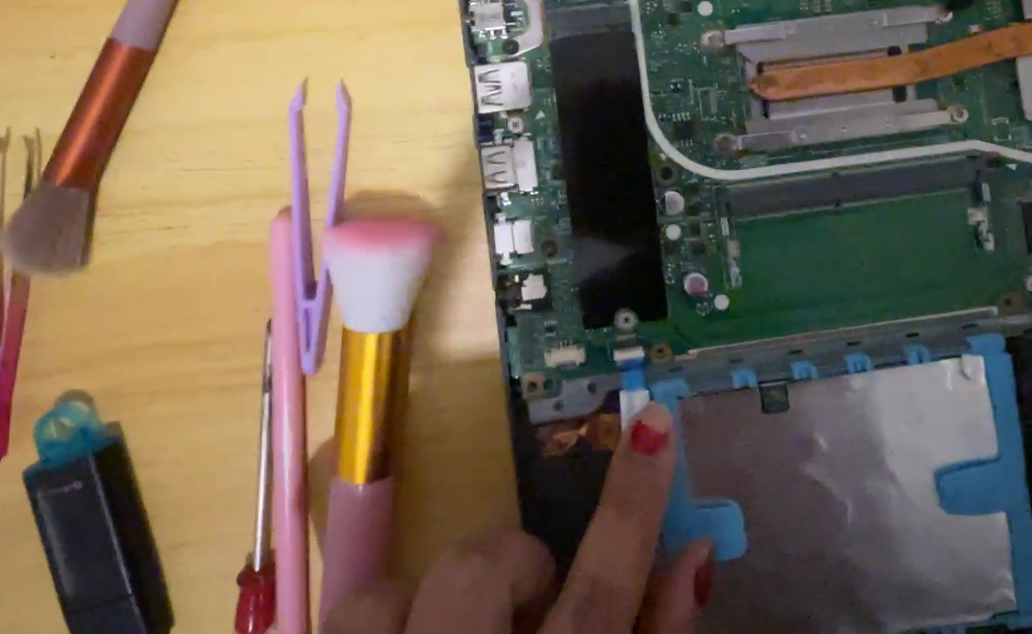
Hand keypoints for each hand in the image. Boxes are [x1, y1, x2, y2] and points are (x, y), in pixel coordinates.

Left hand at [324, 402, 712, 633]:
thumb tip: (692, 558)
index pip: (602, 594)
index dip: (632, 500)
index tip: (653, 419)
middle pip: (480, 568)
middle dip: (511, 571)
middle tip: (526, 619)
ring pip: (386, 591)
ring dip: (426, 609)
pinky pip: (338, 624)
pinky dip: (379, 632)